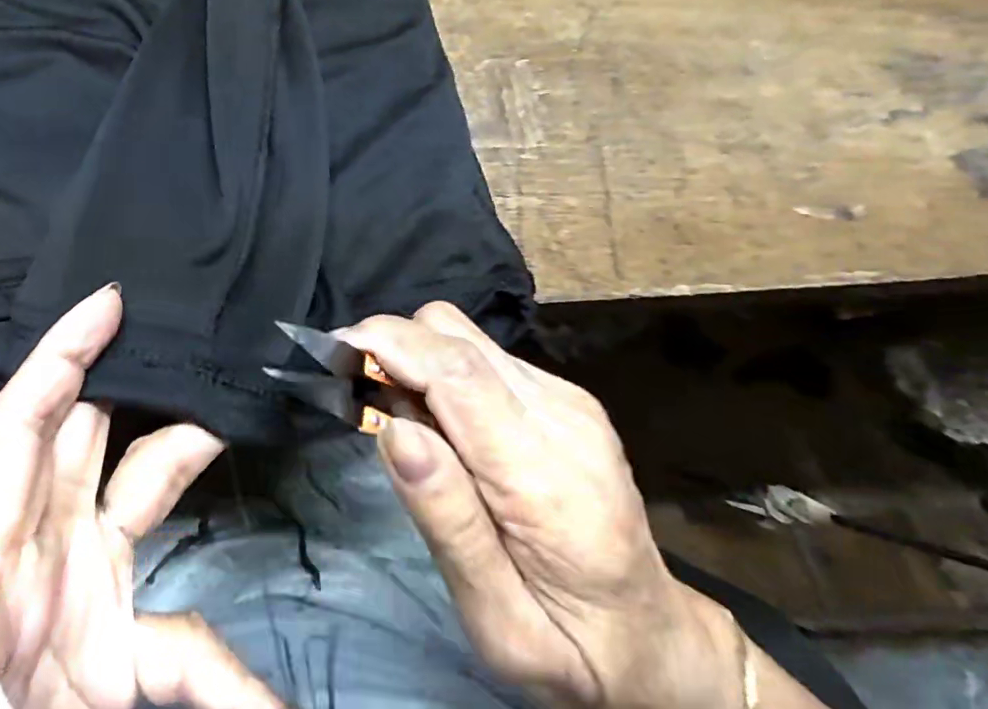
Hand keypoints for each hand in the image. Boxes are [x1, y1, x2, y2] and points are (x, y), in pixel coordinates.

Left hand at [0, 284, 282, 708]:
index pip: (18, 430)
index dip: (59, 356)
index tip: (109, 301)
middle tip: (191, 331)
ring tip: (238, 414)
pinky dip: (226, 670)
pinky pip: (182, 634)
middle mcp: (34, 563)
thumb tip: (212, 659)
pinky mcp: (110, 655)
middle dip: (139, 379)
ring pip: (142, 496)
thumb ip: (68, 644)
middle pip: (89, 438)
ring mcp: (78, 603)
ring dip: (187, 453)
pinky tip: (264, 703)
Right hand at [340, 303, 826, 708]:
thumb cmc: (574, 650)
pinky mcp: (564, 396)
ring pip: (468, 336)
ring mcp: (568, 400)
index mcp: (547, 478)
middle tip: (360, 397)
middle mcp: (563, 417)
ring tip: (400, 417)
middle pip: (458, 336)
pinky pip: (485, 356)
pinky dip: (444, 371)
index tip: (333, 350)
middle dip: (394, 346)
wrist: (654, 637)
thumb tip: (395, 431)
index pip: (458, 374)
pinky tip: (442, 423)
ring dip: (418, 358)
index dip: (389, 345)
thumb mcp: (501, 626)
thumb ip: (449, 525)